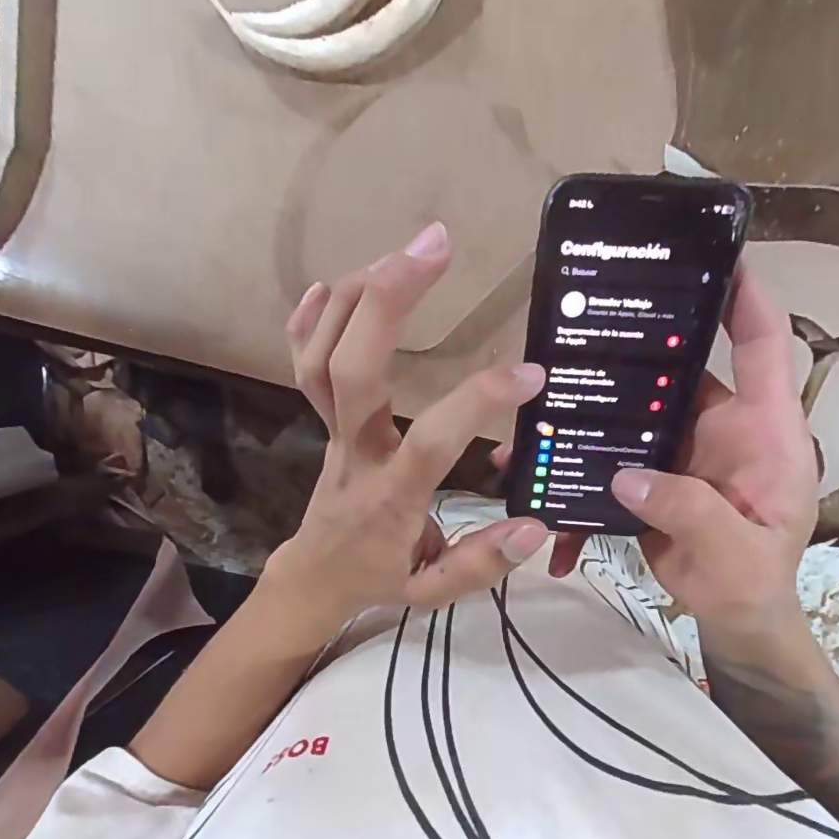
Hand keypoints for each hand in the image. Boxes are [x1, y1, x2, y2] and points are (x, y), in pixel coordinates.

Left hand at [259, 222, 551, 642]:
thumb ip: (480, 564)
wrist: (317, 575)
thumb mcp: (432, 592)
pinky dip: (309, 323)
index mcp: (390, 496)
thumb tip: (534, 527)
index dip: (478, 402)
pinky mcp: (323, 423)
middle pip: (352, 372)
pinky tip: (328, 286)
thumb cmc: (380, 577)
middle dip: (387, 302)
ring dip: (354, 297)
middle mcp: (356, 453)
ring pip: (321, 359)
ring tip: (403, 255)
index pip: (431, 441)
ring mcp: (333, 433)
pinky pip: (304, 368)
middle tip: (435, 246)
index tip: (529, 373)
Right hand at [533, 271, 818, 640]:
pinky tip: (547, 483)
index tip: (720, 260)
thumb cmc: (753, 580)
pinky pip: (614, 458)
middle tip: (586, 335)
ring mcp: (682, 453)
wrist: (730, 615)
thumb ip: (691, 511)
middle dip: (636, 355)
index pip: (763, 350)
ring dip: (594, 415)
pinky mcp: (651, 477)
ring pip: (637, 415)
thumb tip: (626, 476)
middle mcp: (721, 430)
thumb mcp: (736, 551)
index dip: (747, 301)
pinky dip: (583, 469)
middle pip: (680, 375)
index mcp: (763, 432)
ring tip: (544, 413)